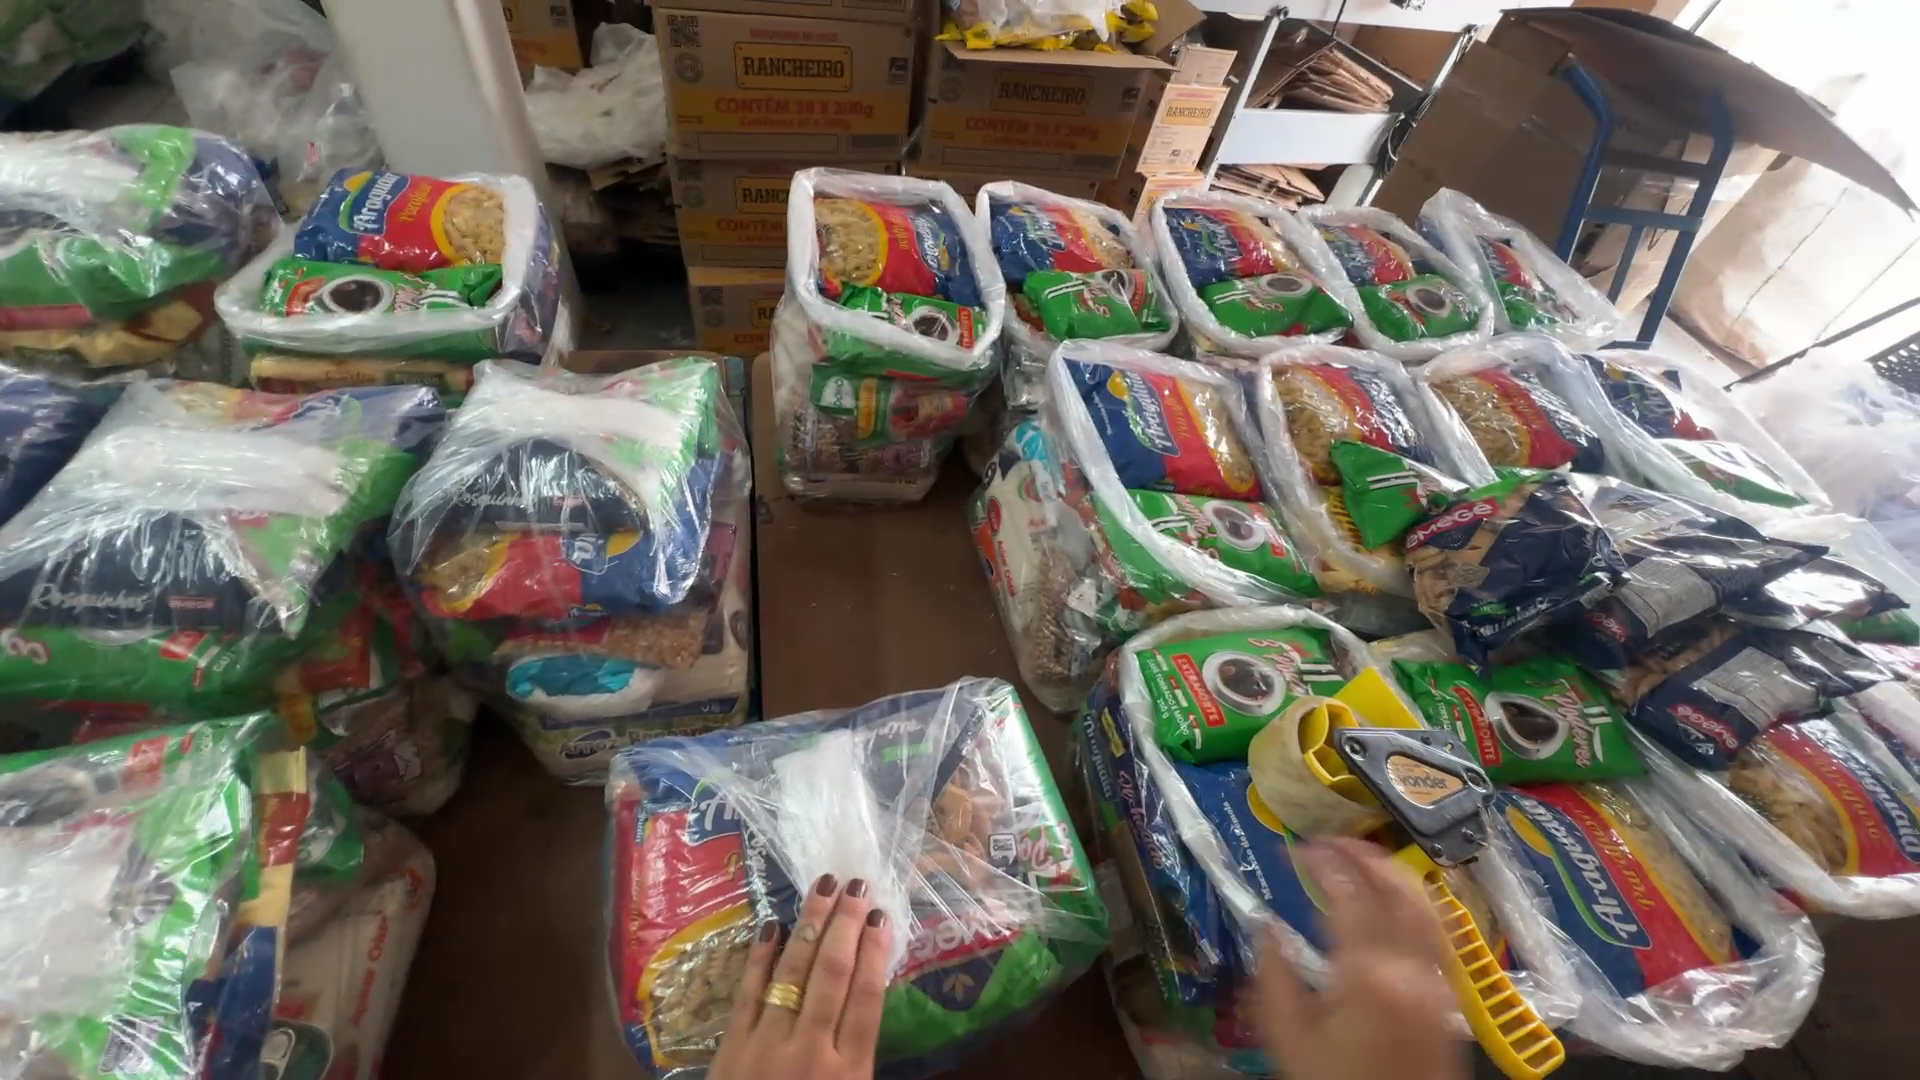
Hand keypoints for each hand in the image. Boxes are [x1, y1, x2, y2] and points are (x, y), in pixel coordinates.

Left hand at [709, 873, 893, 1079]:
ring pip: (794, 971)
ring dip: (810, 924)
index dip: (876, 951)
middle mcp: (811, 1051)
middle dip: (847, 924)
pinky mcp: (731, 1049)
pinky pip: (748, 991)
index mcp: (848, 1072)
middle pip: (833, 973)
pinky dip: (760, 956)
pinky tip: (772, 924)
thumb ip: (864, 1057)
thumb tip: (876, 995)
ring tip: (824, 886)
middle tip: (857, 883)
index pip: (867, 996)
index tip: (882, 915)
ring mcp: (767, 1045)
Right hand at [1252, 839, 1465, 1079]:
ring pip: (1428, 907)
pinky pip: (1439, 933)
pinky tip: (1396, 898)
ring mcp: (1437, 982)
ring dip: (1395, 873)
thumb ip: (1273, 971)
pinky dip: (1418, 903)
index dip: (1321, 861)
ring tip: (1363, 857)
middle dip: (1365, 854)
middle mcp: (1410, 969)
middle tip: (1331, 839)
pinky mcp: (1447, 997)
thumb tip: (1264, 924)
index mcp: (1367, 973)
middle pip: (1399, 890)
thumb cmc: (1331, 1078)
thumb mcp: (1286, 1031)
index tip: (1294, 848)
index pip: (1347, 893)